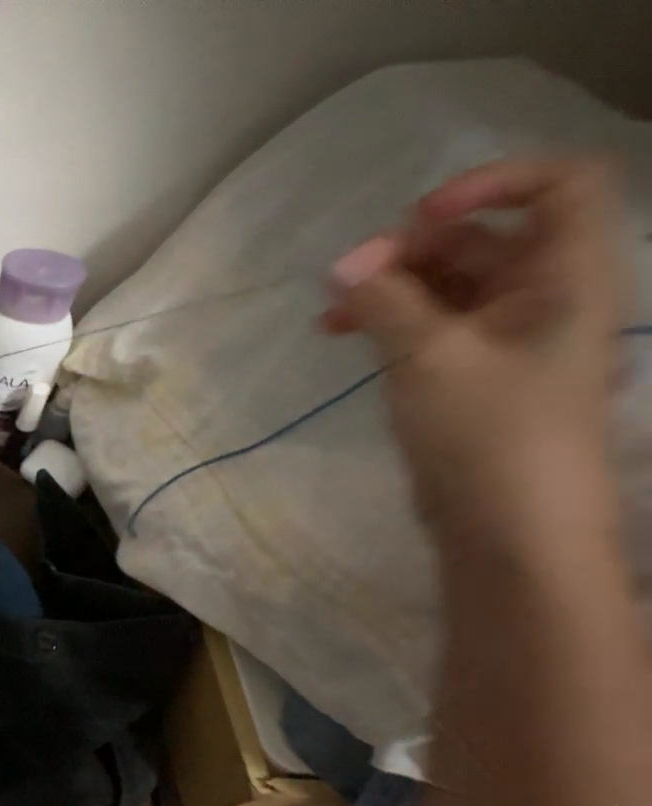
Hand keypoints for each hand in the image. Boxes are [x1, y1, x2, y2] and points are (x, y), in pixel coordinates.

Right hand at [322, 158, 626, 541]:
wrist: (509, 526)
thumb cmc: (489, 432)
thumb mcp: (429, 357)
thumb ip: (384, 302)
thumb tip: (343, 264)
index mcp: (568, 276)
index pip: (559, 186)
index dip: (489, 184)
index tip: (416, 218)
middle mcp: (546, 294)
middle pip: (484, 237)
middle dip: (410, 248)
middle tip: (348, 280)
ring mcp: (508, 334)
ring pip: (448, 282)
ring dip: (389, 286)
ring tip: (332, 313)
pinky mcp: (473, 369)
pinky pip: (432, 321)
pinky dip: (389, 318)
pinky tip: (343, 333)